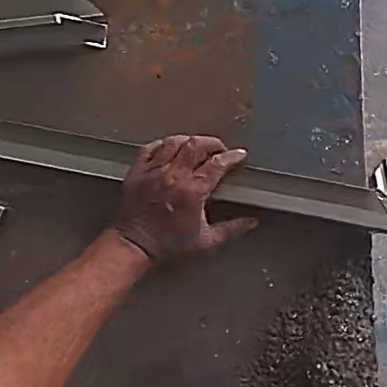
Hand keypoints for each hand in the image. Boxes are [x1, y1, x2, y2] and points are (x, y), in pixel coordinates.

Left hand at [111, 135, 257, 261]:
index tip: (238, 155)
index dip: (232, 156)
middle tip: (220, 149)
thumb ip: (232, 229)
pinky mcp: (137, 172)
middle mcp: (173, 176)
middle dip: (213, 143)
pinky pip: (150, 148)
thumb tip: (251, 222)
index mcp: (192, 191)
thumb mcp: (207, 241)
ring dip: (189, 141)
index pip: (217, 163)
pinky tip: (170, 149)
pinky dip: (162, 144)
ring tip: (197, 147)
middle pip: (197, 145)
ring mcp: (153, 172)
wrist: (135, 246)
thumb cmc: (168, 244)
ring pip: (174, 142)